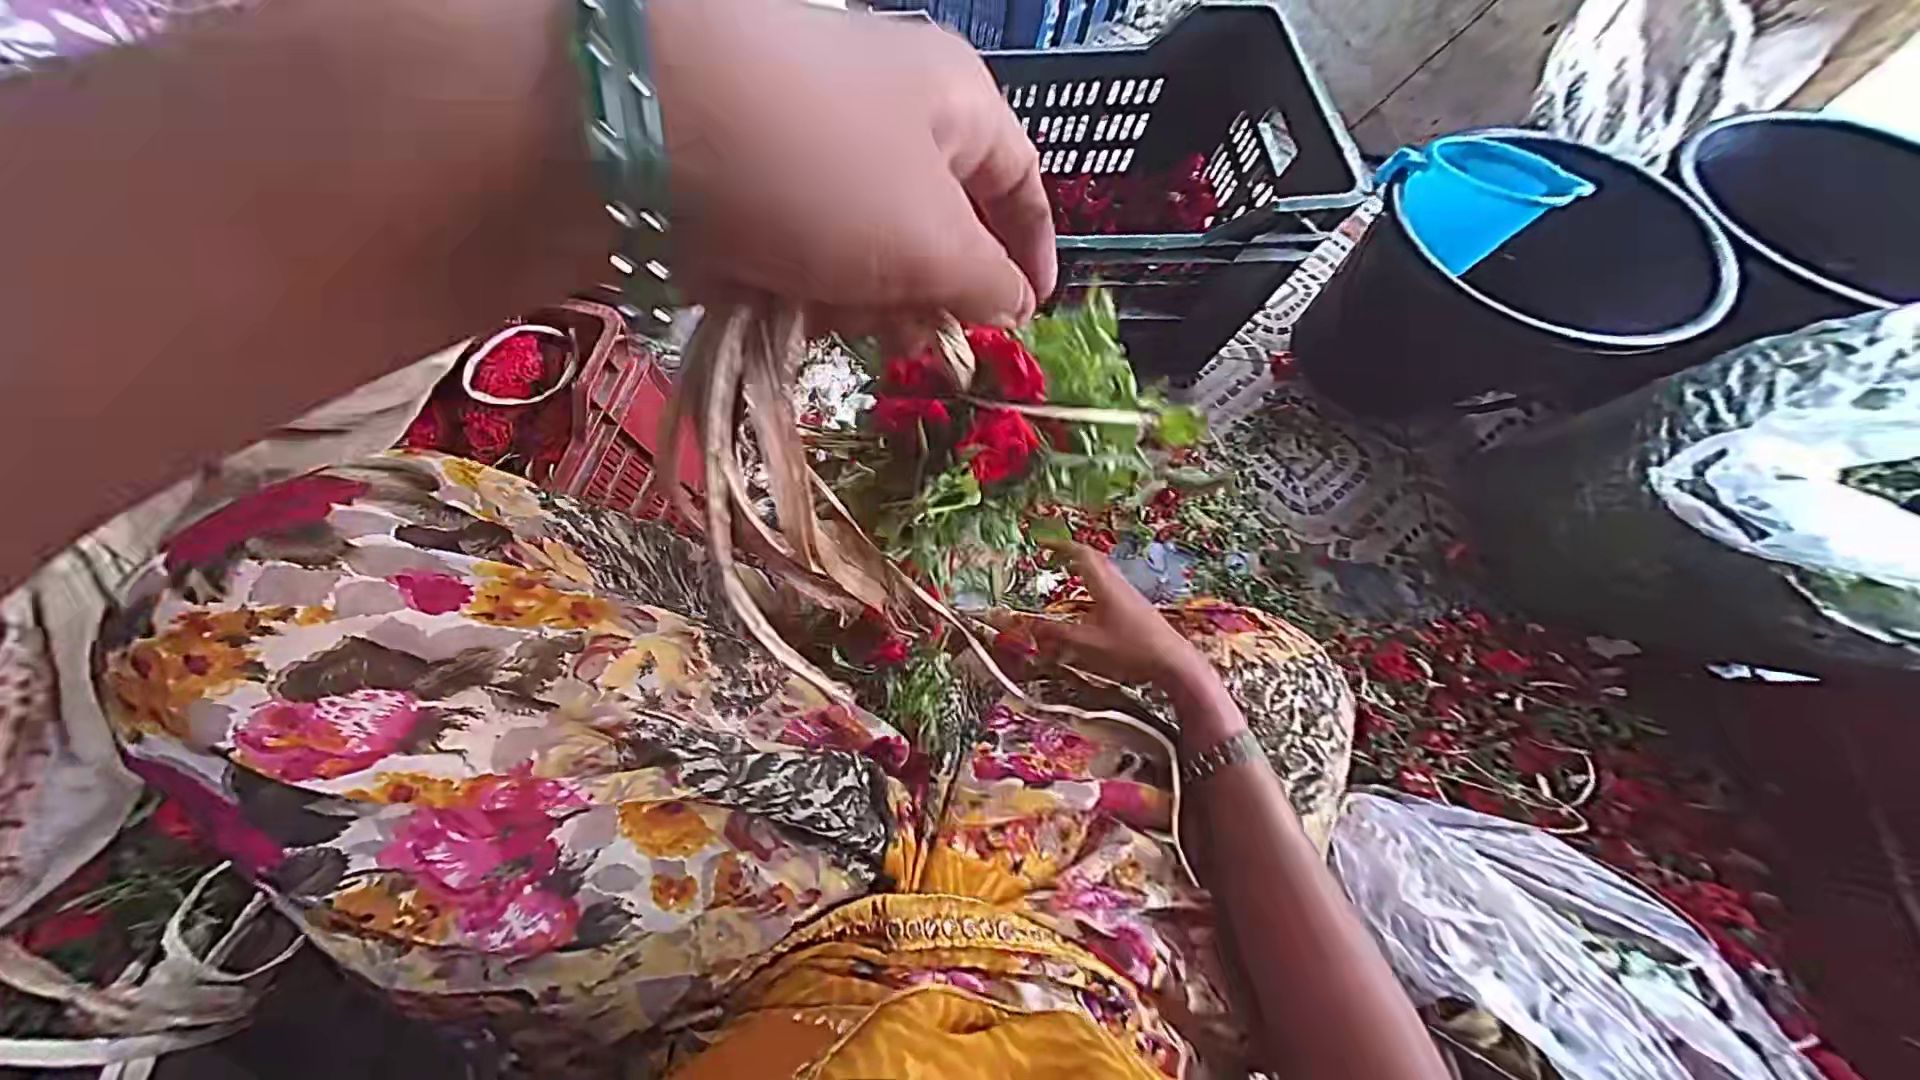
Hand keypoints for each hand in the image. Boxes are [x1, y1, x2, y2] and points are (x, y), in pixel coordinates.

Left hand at [650, 0, 1056, 330]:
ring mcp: (822, 163)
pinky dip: (817, 294)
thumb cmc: (826, 174)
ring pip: (878, 258)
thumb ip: (987, 283)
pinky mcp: (766, 200)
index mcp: (953, 106)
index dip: (1033, 251)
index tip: (1029, 317)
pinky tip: (793, 302)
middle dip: (938, 294)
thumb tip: (1012, 308)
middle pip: (944, 230)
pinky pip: (819, 263)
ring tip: (842, 312)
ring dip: (871, 302)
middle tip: (925, 343)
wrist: (646, 133)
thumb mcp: (933, 239)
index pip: (1019, 181)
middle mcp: (891, 125)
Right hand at [1013, 546, 1239, 710]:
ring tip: (1071, 574)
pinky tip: (1093, 602)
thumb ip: (1057, 634)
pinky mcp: (1138, 609)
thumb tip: (1031, 627)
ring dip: (1087, 569)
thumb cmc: (1131, 649)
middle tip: (1056, 555)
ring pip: (1106, 573)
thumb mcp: (1087, 644)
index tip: (1046, 544)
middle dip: (1074, 554)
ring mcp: (1131, 596)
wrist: (1174, 663)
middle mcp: (1119, 585)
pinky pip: (1113, 586)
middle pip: (1096, 559)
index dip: (1062, 546)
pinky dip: (1097, 584)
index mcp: (1105, 586)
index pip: (1082, 555)